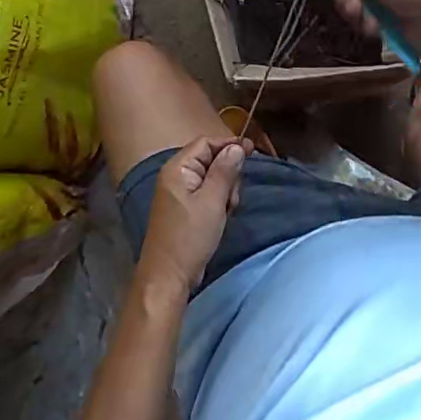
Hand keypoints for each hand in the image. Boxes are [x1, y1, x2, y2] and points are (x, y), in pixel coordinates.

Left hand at [139, 136, 248, 291]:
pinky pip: (206, 194)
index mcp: (178, 168)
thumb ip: (225, 171)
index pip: (205, 143)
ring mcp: (179, 193)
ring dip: (224, 190)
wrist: (168, 276)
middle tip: (232, 197)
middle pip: (210, 160)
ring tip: (226, 210)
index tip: (252, 150)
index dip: (229, 144)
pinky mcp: (184, 209)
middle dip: (227, 174)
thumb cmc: (190, 236)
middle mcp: (176, 176)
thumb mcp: (212, 201)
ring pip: (211, 178)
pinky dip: (217, 201)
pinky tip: (221, 216)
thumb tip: (236, 147)